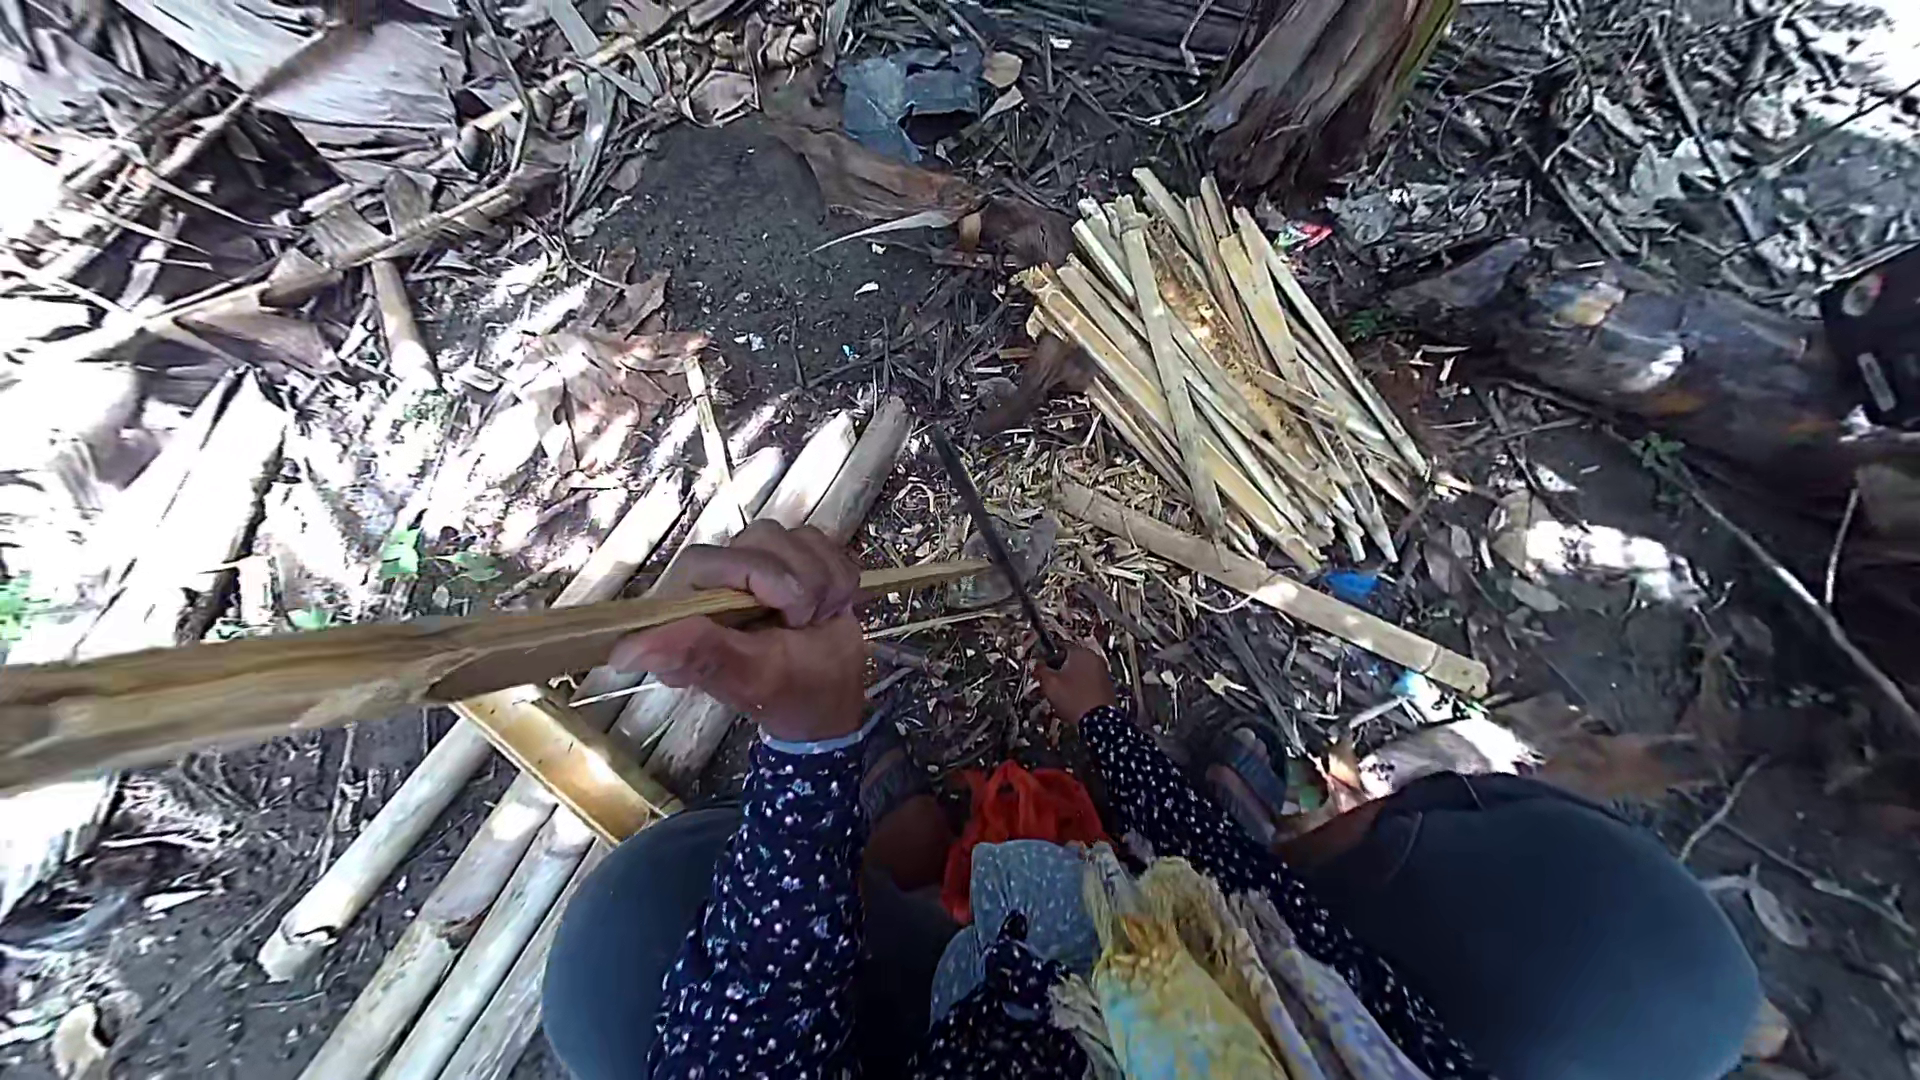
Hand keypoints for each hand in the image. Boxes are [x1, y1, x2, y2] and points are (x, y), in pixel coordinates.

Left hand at [610, 521, 867, 742]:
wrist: (836, 694)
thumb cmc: (791, 692)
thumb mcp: (749, 678)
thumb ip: (700, 655)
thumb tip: (625, 652)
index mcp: (692, 607)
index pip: (705, 560)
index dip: (754, 573)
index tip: (789, 611)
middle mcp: (722, 578)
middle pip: (760, 539)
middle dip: (800, 584)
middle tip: (805, 623)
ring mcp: (762, 561)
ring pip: (797, 536)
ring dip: (823, 582)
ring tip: (817, 618)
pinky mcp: (798, 556)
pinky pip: (823, 541)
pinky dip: (839, 576)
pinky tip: (830, 605)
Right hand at [1034, 644, 1116, 723]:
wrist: (1098, 723)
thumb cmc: (1076, 700)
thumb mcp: (1049, 683)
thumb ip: (1040, 670)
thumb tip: (1038, 666)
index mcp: (1082, 652)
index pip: (1059, 647)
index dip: (1046, 658)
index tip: (1039, 667)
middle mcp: (1095, 660)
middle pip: (1069, 662)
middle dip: (1056, 672)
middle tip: (1046, 683)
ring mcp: (1102, 675)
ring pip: (1077, 674)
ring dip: (1066, 683)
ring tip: (1056, 696)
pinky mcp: (1106, 689)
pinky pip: (1086, 685)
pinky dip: (1077, 691)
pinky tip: (1069, 703)